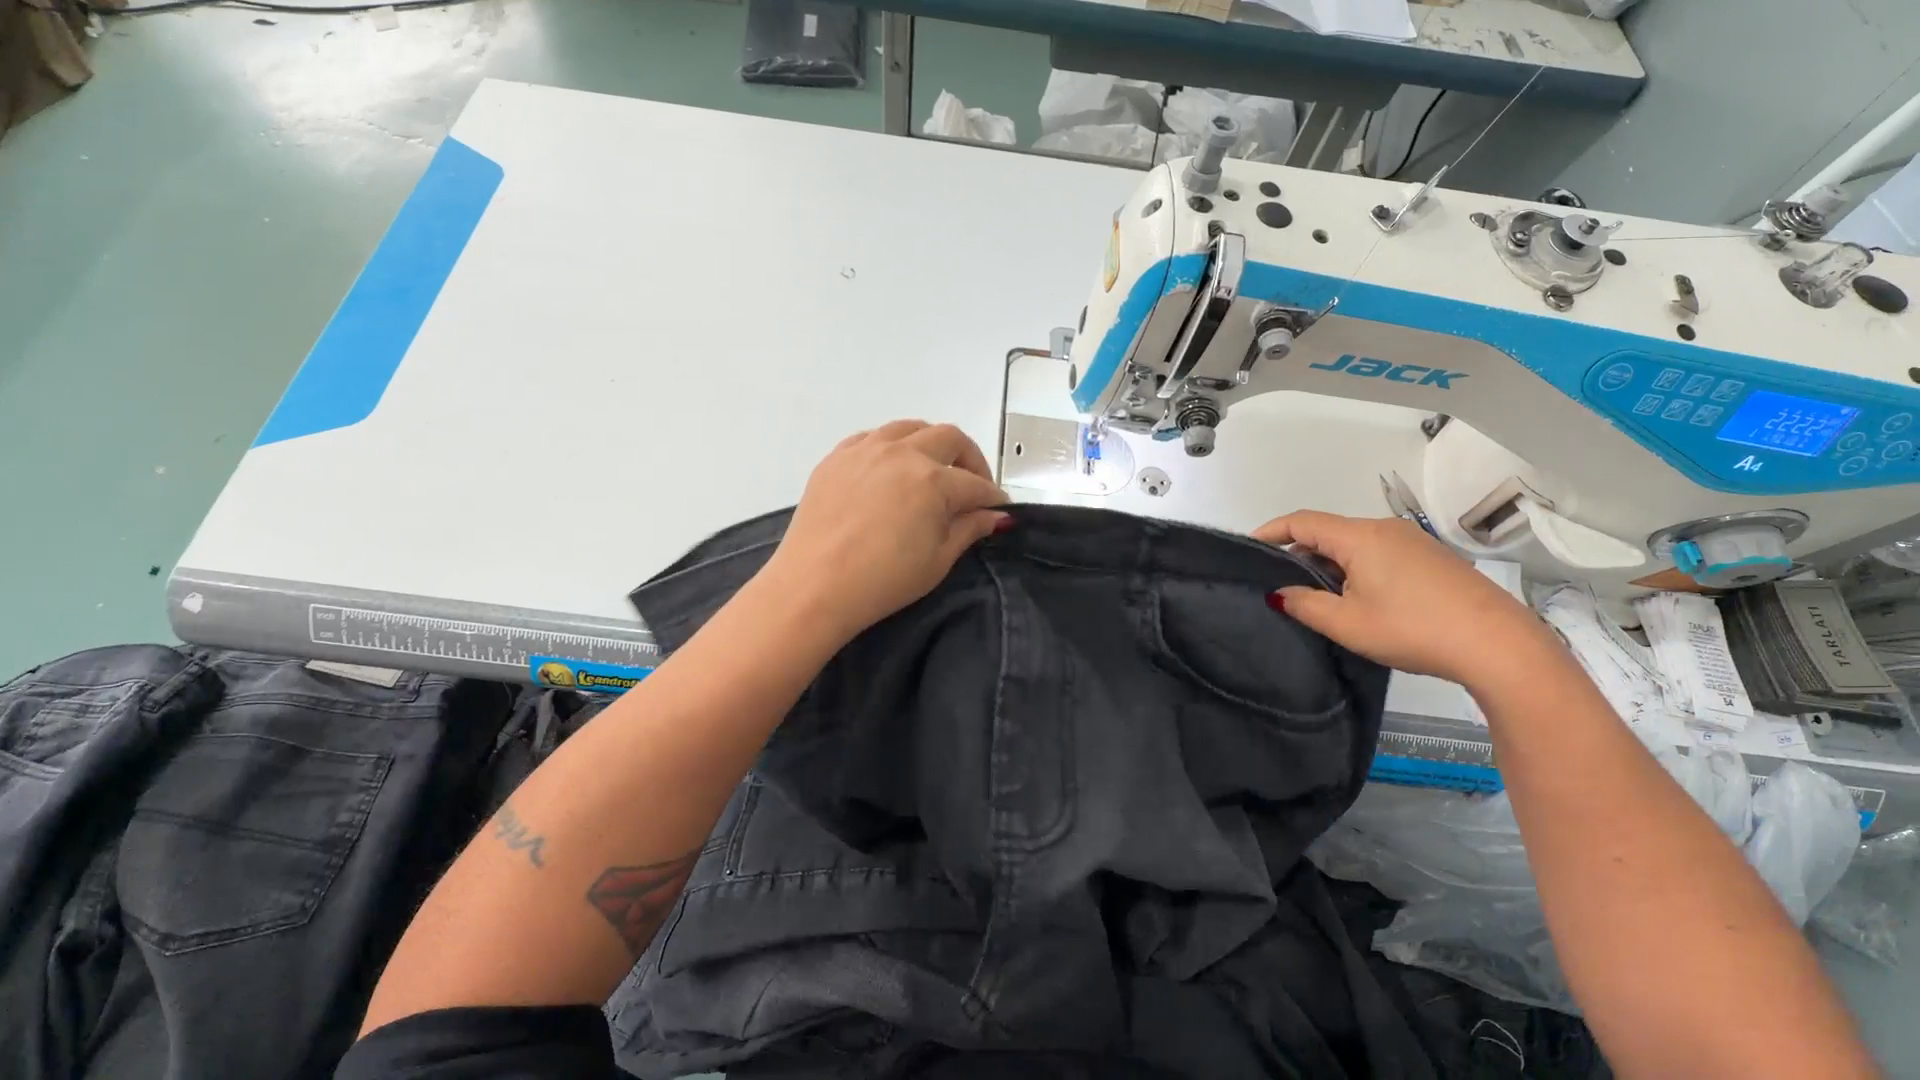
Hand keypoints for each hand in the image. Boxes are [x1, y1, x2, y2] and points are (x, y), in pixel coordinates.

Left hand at [759, 421, 1008, 643]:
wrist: (814, 586)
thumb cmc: (883, 581)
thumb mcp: (937, 561)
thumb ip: (969, 530)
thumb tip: (995, 515)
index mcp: (933, 480)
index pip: (976, 484)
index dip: (993, 498)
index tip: (1000, 510)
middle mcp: (902, 453)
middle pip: (949, 438)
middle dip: (969, 459)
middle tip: (972, 486)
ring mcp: (865, 451)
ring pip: (909, 428)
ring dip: (930, 443)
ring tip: (933, 468)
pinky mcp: (836, 458)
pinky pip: (871, 438)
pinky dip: (890, 446)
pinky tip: (890, 468)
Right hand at [1253, 510, 1559, 686]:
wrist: (1495, 643)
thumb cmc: (1412, 629)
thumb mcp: (1348, 624)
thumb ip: (1305, 605)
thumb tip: (1280, 594)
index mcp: (1359, 537)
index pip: (1302, 521)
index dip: (1271, 531)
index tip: (1248, 548)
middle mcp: (1385, 529)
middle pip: (1329, 532)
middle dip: (1300, 553)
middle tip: (1280, 585)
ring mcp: (1413, 541)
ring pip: (1355, 544)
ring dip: (1331, 564)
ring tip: (1318, 599)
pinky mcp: (1432, 558)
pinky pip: (1380, 554)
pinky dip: (1358, 568)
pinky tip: (1359, 600)